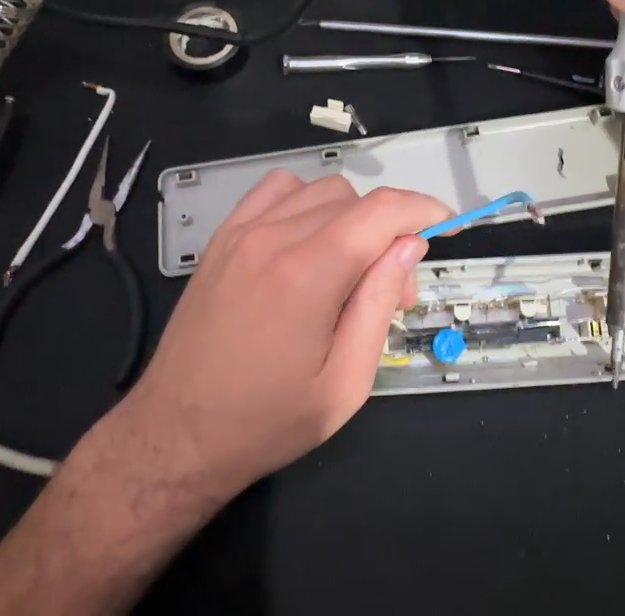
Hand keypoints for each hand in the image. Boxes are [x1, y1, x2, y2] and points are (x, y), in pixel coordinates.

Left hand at [117, 173, 449, 501]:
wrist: (176, 434)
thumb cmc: (267, 421)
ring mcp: (242, 232)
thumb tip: (410, 246)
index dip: (424, 210)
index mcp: (309, 274)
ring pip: (320, 190)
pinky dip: (306, 202)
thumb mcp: (344, 384)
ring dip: (351, 218)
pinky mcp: (222, 238)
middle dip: (390, 233)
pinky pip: (277, 190)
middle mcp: (274, 237)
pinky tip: (308, 242)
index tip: (447, 226)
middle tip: (390, 291)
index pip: (383, 211)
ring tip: (349, 270)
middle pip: (357, 200)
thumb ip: (379, 304)